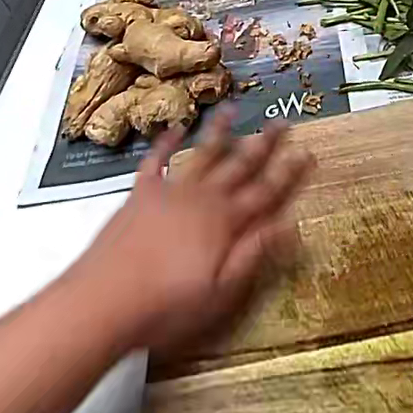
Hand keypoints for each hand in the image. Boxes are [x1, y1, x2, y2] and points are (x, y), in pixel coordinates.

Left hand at [66, 107, 313, 352]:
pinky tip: (175, 128)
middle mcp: (201, 198)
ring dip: (218, 131)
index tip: (306, 151)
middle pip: (238, 166)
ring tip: (232, 108)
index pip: (265, 193)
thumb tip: (289, 225)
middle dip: (262, 144)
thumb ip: (253, 254)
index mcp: (224, 222)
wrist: (106, 297)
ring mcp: (169, 190)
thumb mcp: (221, 291)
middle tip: (281, 121)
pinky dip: (166, 142)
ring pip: (201, 154)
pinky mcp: (140, 192)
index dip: (288, 173)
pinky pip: (157, 160)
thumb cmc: (168, 304)